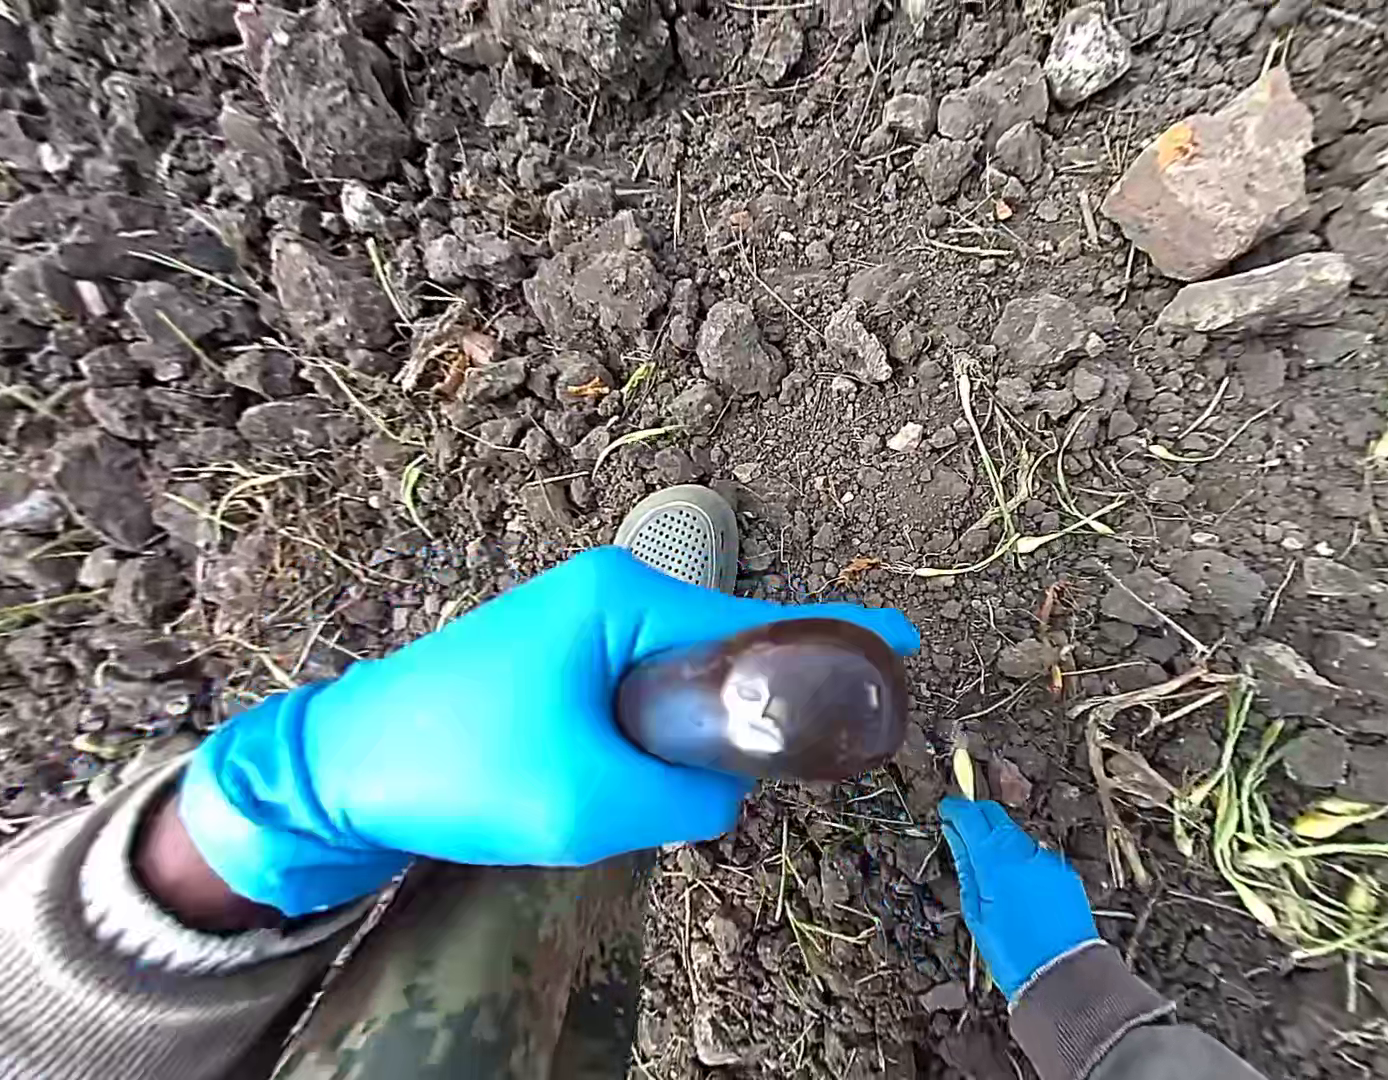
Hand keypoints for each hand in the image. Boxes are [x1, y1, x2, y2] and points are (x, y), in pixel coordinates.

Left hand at [179, 547, 920, 915]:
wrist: (328, 774)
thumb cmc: (453, 771)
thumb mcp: (586, 805)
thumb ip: (686, 802)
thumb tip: (732, 798)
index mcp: (625, 601)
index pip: (755, 620)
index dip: (834, 632)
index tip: (900, 637)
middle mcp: (620, 590)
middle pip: (730, 640)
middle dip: (768, 686)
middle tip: (800, 736)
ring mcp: (598, 612)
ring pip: (694, 661)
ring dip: (716, 708)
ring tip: (719, 762)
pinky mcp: (580, 642)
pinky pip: (659, 671)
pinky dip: (681, 708)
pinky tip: (675, 749)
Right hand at [940, 797, 1099, 997]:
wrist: (1063, 976)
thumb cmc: (1014, 954)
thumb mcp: (976, 912)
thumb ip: (965, 866)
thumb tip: (953, 834)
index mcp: (995, 860)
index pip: (971, 816)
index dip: (955, 808)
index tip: (946, 809)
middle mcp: (1022, 850)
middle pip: (994, 815)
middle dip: (976, 816)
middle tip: (962, 828)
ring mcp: (1045, 858)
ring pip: (1014, 833)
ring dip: (999, 839)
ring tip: (989, 867)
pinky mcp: (1062, 870)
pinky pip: (1034, 853)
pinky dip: (1020, 858)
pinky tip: (1016, 884)